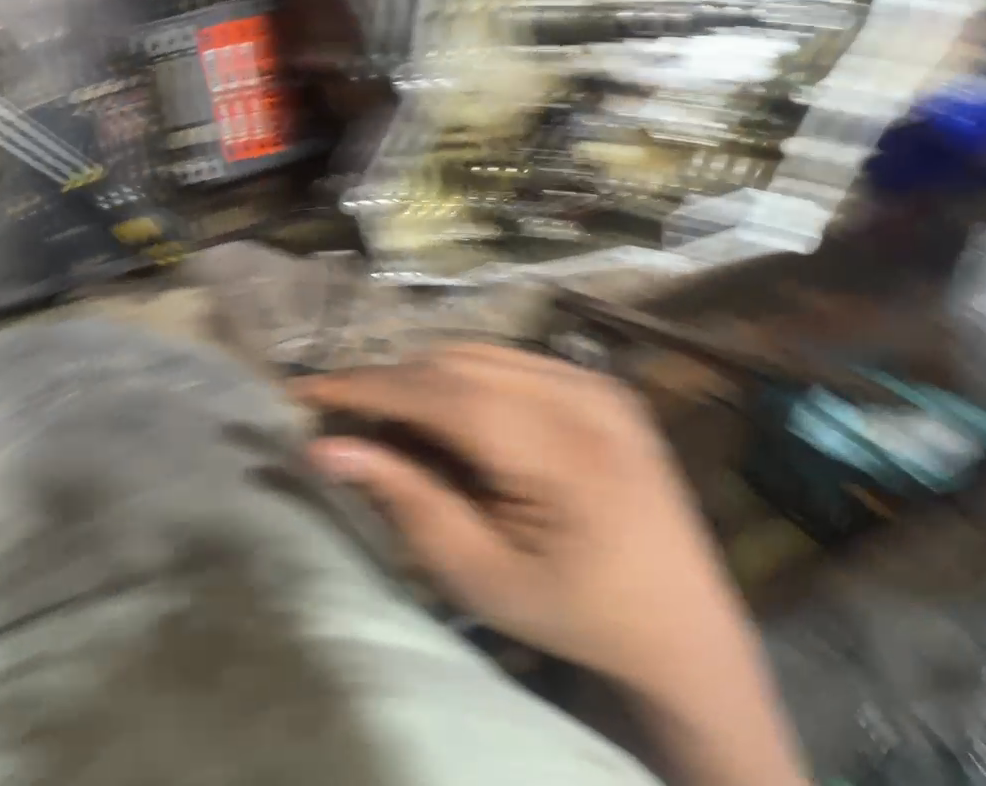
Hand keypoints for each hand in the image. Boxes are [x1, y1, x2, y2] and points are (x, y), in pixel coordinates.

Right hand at [293, 344, 740, 684]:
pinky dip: (457, 382)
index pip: (440, 391)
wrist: (682, 630)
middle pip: (453, 364)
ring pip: (474, 355)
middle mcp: (587, 399)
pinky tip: (446, 423)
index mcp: (564, 452)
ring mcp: (599, 386)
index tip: (302, 391)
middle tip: (344, 423)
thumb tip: (323, 448)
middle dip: (386, 384)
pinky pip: (504, 362)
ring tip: (391, 426)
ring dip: (418, 381)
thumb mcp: (477, 573)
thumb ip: (403, 500)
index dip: (364, 386)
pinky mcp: (601, 388)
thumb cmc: (573, 613)